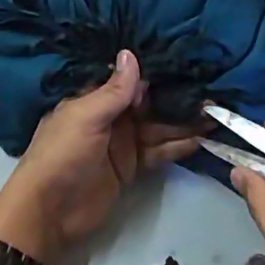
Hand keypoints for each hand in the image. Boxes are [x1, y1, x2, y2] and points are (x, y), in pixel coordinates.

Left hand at [0, 50, 201, 264]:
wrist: (49, 210)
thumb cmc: (63, 153)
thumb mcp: (86, 117)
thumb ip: (113, 91)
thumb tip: (130, 53)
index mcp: (94, 100)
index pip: (129, 82)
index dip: (156, 75)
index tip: (186, 65)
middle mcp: (110, 118)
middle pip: (148, 105)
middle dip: (175, 100)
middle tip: (210, 93)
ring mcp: (121, 144)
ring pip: (157, 128)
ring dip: (182, 123)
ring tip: (214, 115)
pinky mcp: (130, 168)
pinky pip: (157, 152)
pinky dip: (177, 147)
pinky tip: (200, 139)